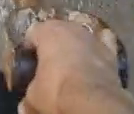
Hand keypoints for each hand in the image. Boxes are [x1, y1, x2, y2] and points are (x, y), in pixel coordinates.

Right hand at [17, 19, 133, 113]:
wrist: (94, 101)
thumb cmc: (57, 92)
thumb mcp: (34, 97)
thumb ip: (29, 94)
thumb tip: (24, 105)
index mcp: (47, 32)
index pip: (32, 33)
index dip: (29, 48)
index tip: (28, 62)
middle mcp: (69, 27)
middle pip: (57, 32)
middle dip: (52, 46)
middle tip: (48, 66)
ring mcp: (91, 37)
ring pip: (78, 38)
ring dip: (74, 48)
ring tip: (71, 68)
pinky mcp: (109, 51)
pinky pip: (99, 48)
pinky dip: (95, 55)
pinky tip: (93, 66)